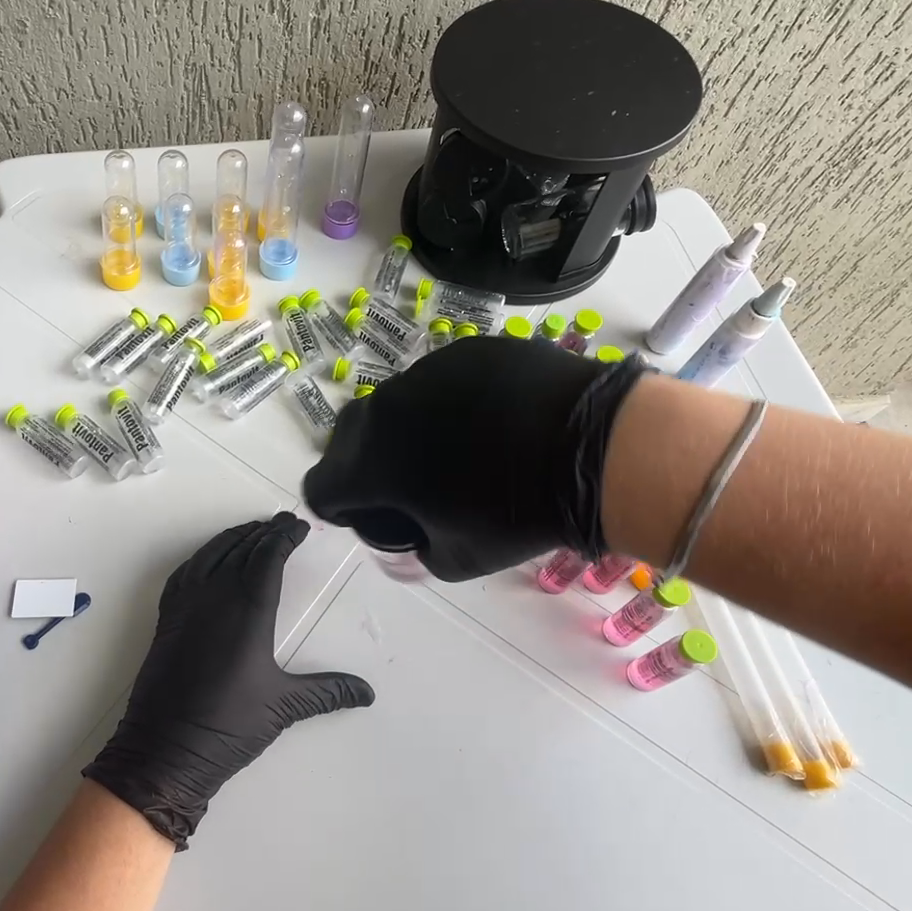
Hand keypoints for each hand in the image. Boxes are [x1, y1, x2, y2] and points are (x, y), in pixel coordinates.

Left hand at [83, 513, 374, 848]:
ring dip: (233, 538)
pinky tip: (210, 558)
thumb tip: (367, 692)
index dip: (284, 538)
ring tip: (252, 531)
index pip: (267, 558)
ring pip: (210, 555)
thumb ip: (327, 691)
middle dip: (263, 532)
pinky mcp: (167, 620)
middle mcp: (214, 598)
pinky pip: (185, 573)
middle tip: (283, 523)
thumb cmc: (227, 727)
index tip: (299, 526)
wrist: (164, 751)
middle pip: (241, 550)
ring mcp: (186, 607)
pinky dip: (202, 556)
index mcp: (247, 611)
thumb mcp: (284, 707)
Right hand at [303, 336, 647, 581]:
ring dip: (408, 429)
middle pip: (348, 437)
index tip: (361, 514)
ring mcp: (426, 372)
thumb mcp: (459, 559)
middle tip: (403, 484)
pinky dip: (450, 403)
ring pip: (396, 404)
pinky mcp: (466, 351)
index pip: (321, 486)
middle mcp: (385, 410)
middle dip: (363, 462)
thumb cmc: (517, 514)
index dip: (336, 506)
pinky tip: (491, 421)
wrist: (590, 448)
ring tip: (456, 449)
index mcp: (370, 463)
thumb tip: (414, 538)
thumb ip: (417, 550)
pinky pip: (441, 381)